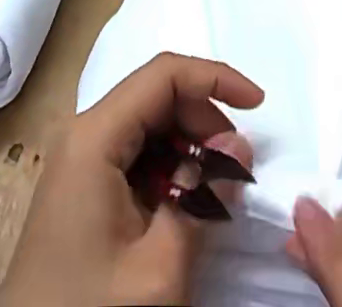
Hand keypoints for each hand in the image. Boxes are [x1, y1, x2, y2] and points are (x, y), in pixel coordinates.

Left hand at [0, 53, 262, 306]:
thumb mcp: (159, 266)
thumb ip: (202, 198)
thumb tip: (236, 141)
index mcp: (95, 136)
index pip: (162, 75)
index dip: (214, 77)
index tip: (260, 105)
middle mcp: (85, 132)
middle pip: (156, 96)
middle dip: (204, 120)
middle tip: (237, 172)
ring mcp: (81, 157)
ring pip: (148, 124)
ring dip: (190, 146)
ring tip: (215, 195)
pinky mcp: (84, 182)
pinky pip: (136, 153)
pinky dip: (170, 167)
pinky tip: (185, 206)